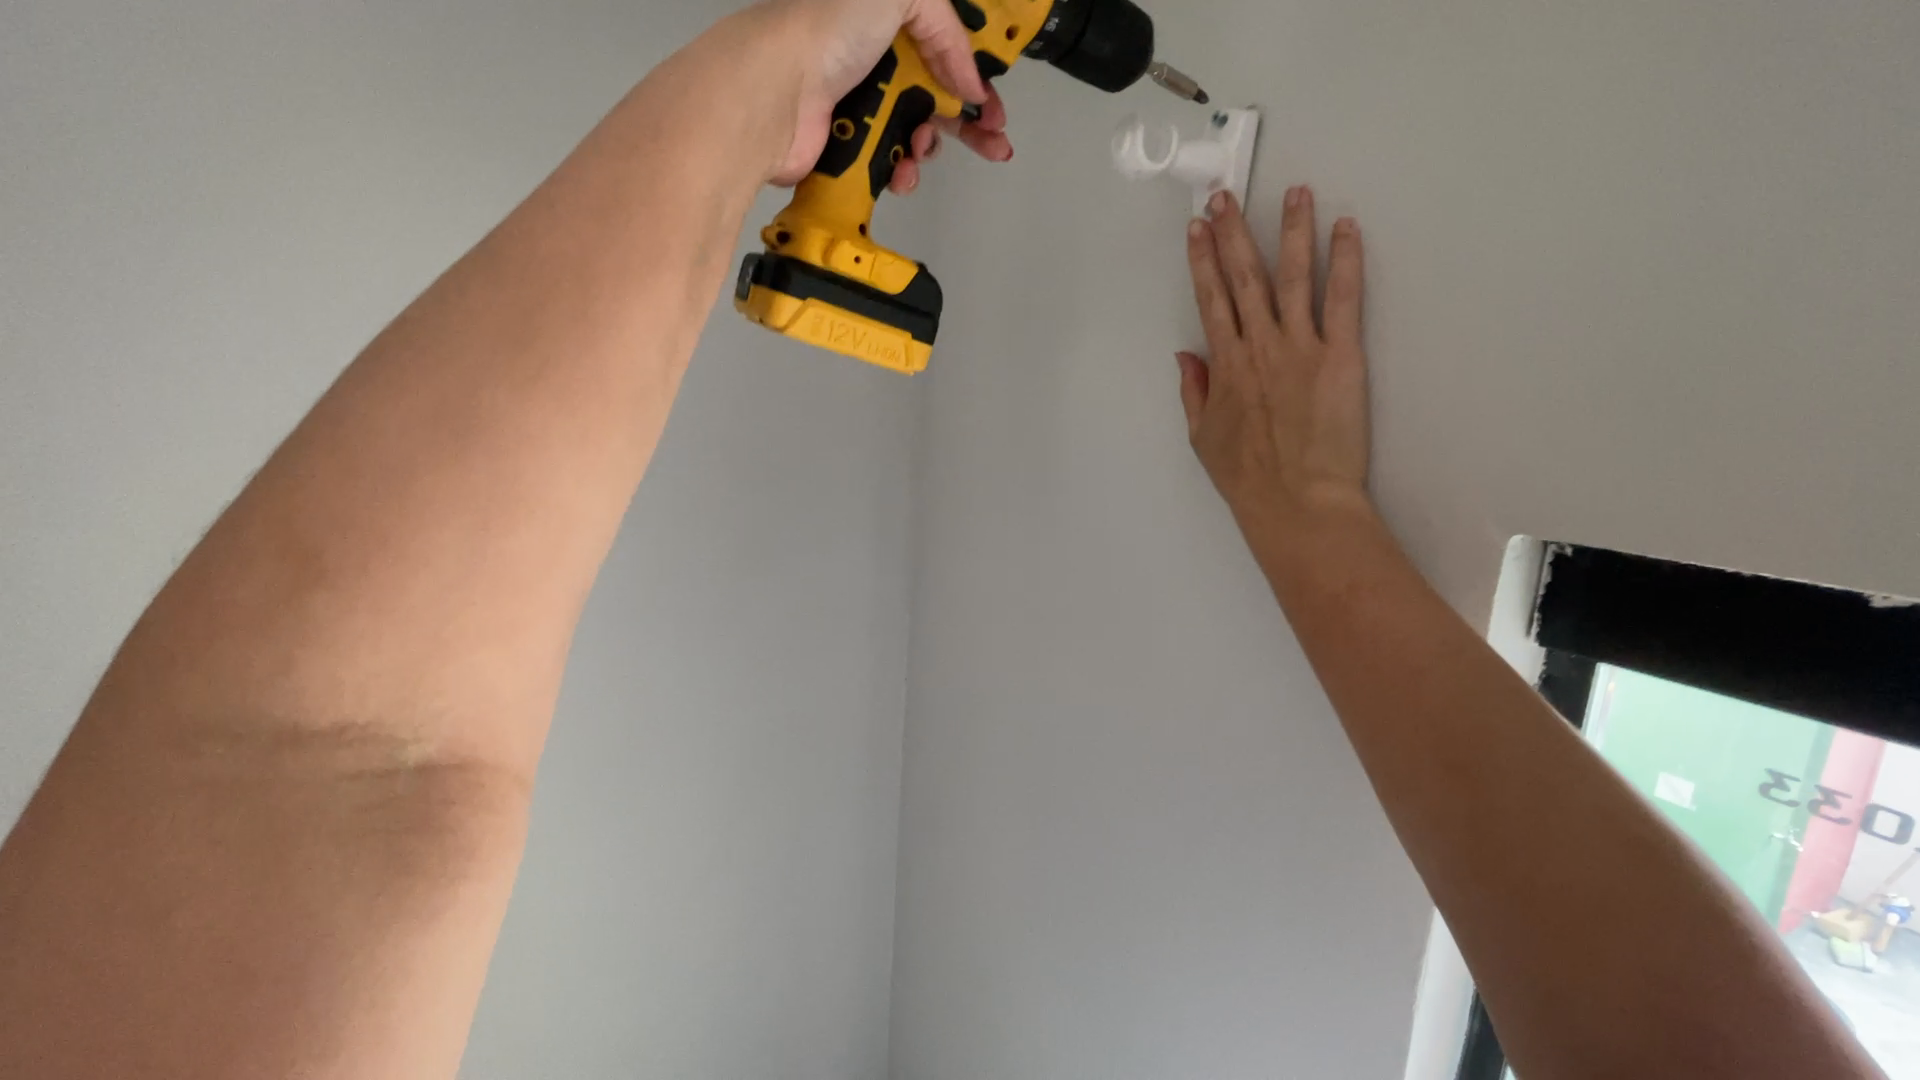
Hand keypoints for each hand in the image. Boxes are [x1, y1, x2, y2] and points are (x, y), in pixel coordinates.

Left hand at [769, 0, 1014, 193]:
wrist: (773, 92)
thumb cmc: (827, 30)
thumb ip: (946, 27)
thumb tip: (970, 84)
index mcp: (886, 22)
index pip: (943, 48)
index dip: (974, 73)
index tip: (994, 102)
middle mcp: (874, 62)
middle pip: (936, 96)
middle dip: (970, 123)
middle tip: (996, 144)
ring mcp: (861, 108)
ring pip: (916, 136)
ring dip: (930, 150)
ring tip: (924, 153)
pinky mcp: (849, 149)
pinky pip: (890, 166)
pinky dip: (903, 172)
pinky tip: (902, 172)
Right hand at [1179, 188, 1371, 549]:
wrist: (1296, 502)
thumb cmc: (1247, 477)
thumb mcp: (1202, 438)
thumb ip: (1194, 391)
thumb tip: (1185, 352)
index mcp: (1225, 365)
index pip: (1210, 300)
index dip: (1202, 261)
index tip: (1197, 228)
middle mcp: (1258, 346)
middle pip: (1243, 278)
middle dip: (1233, 233)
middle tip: (1227, 195)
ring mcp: (1300, 347)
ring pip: (1292, 278)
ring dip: (1292, 231)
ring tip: (1296, 192)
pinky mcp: (1340, 356)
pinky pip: (1342, 300)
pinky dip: (1344, 261)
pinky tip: (1345, 228)